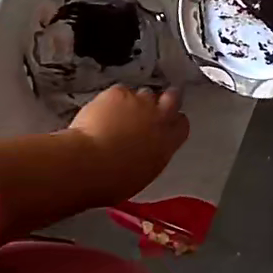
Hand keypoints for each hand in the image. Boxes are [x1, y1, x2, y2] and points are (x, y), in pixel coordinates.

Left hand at [66, 86, 190, 204]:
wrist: (91, 162)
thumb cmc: (116, 180)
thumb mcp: (144, 172)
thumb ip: (152, 154)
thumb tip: (145, 150)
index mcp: (167, 142)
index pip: (181, 124)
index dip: (173, 121)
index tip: (165, 124)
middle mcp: (158, 118)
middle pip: (172, 98)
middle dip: (164, 99)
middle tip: (149, 107)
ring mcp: (138, 102)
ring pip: (143, 93)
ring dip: (134, 101)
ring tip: (118, 113)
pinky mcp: (117, 93)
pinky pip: (118, 92)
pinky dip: (111, 100)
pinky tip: (100, 111)